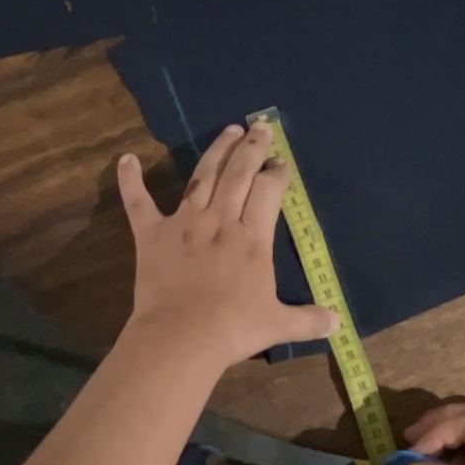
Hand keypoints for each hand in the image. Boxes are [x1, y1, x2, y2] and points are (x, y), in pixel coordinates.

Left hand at [117, 122, 338, 370]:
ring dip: (216, 151)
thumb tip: (336, 323)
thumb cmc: (233, 329)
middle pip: (239, 173)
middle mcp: (220, 220)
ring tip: (228, 131)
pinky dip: (131, 180)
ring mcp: (184, 223)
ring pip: (202, 177)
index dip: (276, 174)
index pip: (268, 191)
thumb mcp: (277, 325)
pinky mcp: (152, 235)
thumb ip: (307, 320)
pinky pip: (138, 203)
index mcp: (252, 237)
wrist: (182, 337)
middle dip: (252, 148)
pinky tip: (127, 159)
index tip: (281, 165)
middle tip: (260, 128)